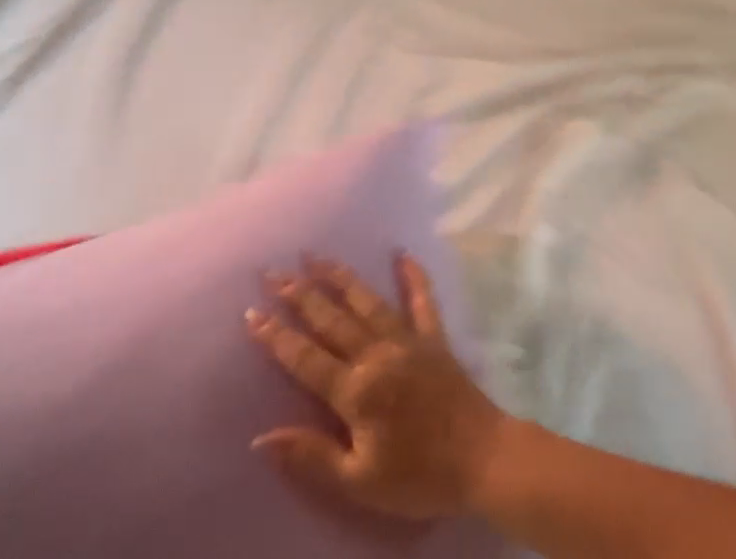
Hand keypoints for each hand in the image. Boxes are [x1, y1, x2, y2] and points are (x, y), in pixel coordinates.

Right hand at [247, 253, 507, 521]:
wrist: (484, 460)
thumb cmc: (419, 476)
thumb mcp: (358, 481)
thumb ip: (310, 455)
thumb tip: (261, 436)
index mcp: (356, 391)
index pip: (306, 359)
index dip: (276, 337)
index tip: (251, 312)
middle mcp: (379, 356)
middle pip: (332, 320)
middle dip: (300, 295)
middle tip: (273, 271)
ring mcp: (410, 342)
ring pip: (368, 302)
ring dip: (341, 278)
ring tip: (316, 255)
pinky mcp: (436, 340)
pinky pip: (424, 301)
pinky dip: (413, 276)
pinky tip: (403, 253)